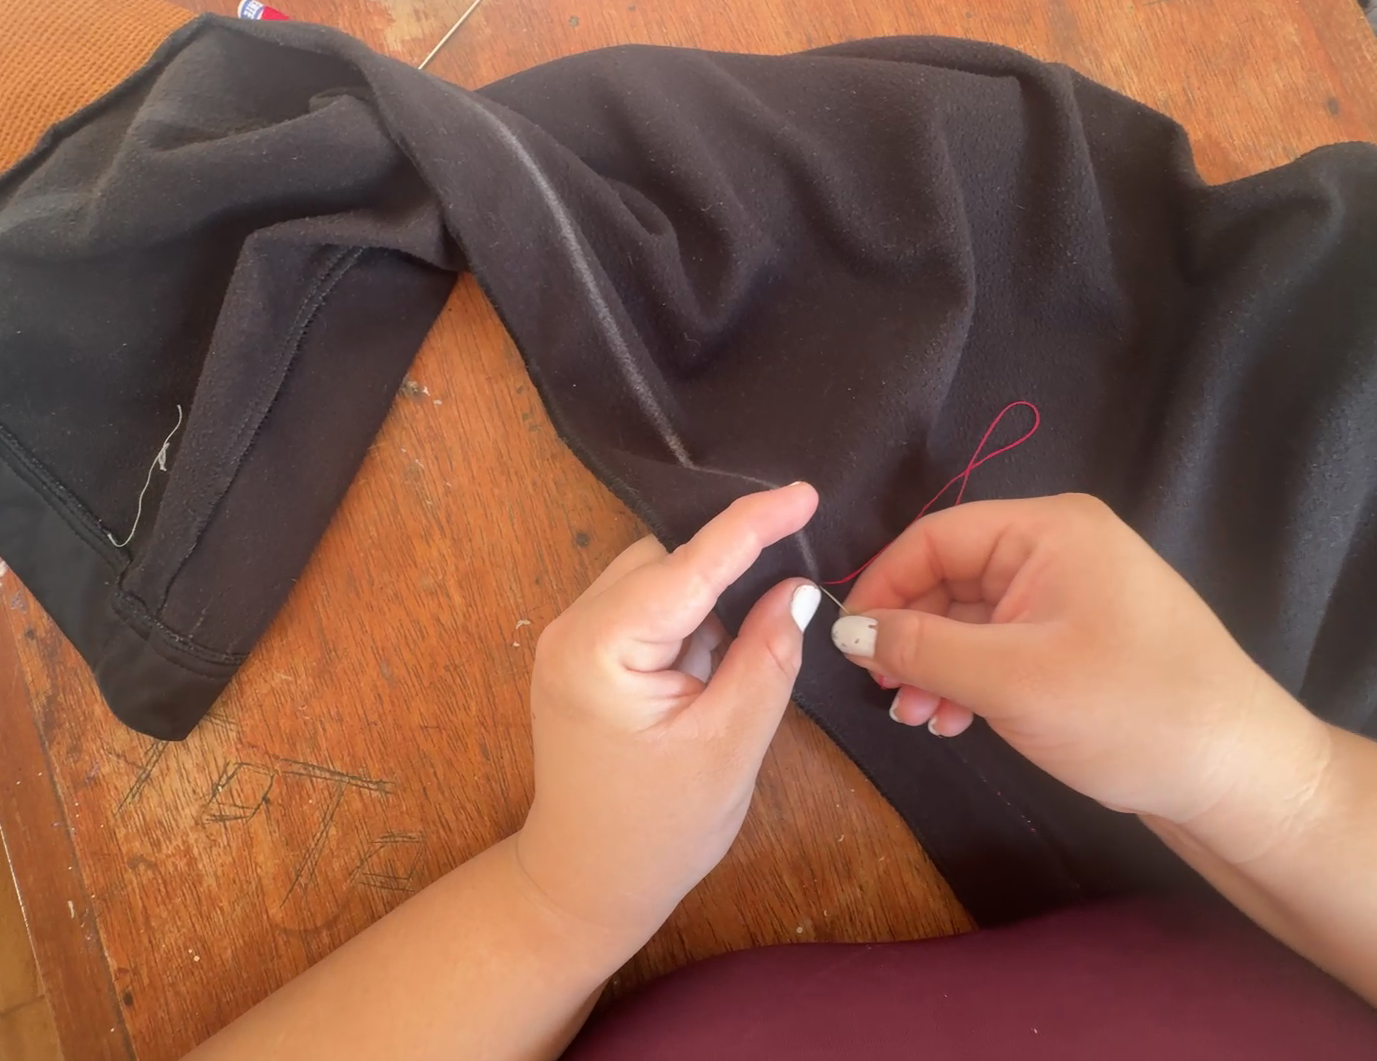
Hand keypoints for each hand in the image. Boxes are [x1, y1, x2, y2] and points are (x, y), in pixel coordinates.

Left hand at [515, 483, 822, 943]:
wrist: (585, 883)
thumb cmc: (658, 830)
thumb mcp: (729, 745)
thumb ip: (765, 656)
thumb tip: (796, 588)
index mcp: (601, 648)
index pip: (689, 565)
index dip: (752, 523)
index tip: (804, 493)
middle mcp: (574, 626)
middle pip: (665, 560)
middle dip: (728, 567)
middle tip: (789, 585)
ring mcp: (572, 637)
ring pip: (656, 578)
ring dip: (708, 596)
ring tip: (739, 649)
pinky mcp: (584, 652)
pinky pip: (645, 606)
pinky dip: (688, 617)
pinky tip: (711, 656)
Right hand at [831, 494, 1329, 851]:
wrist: (1247, 785)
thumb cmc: (1131, 712)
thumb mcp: (1011, 679)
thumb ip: (918, 647)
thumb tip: (843, 631)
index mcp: (1047, 529)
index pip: (934, 538)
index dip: (883, 585)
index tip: (850, 643)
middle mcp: (1054, 549)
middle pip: (947, 579)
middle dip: (909, 636)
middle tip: (883, 690)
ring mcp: (1064, 594)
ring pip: (966, 618)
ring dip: (932, 664)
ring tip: (916, 715)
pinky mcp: (1069, 636)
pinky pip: (994, 644)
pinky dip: (965, 678)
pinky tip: (950, 719)